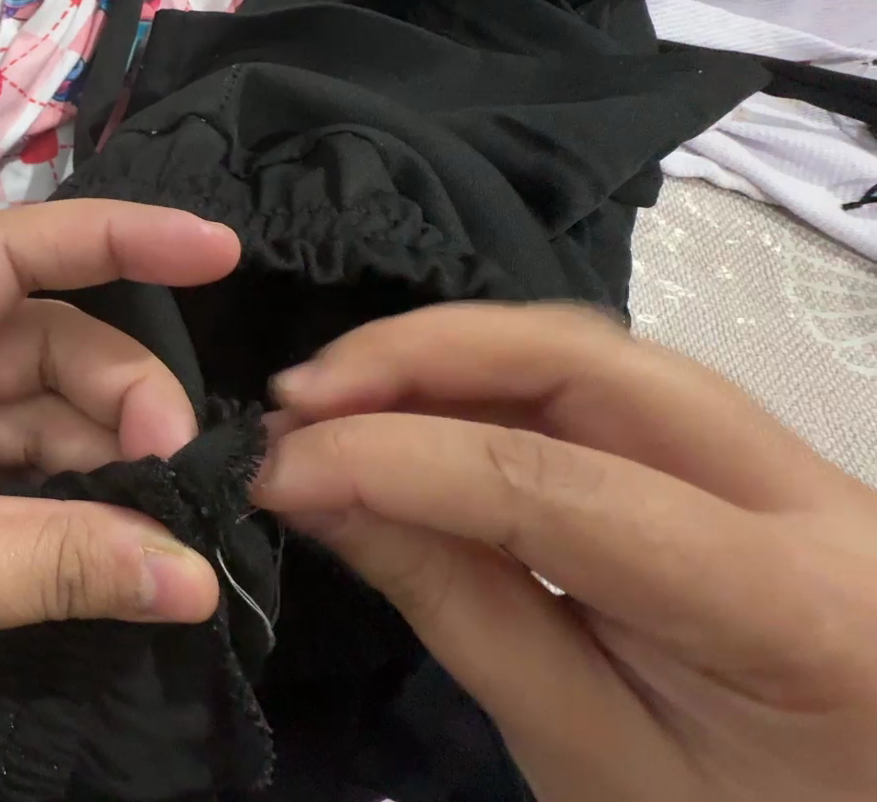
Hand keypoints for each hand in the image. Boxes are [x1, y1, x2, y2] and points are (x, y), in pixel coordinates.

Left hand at [0, 201, 234, 799]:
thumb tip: (196, 575)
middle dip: (124, 393)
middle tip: (186, 471)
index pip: (5, 254)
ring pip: (49, 410)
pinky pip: (32, 469)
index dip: (112, 238)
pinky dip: (83, 497)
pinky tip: (124, 536)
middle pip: (47, 342)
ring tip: (167, 515)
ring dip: (112, 453)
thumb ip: (56, 562)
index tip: (216, 249)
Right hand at [251, 304, 876, 801]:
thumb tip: (302, 483)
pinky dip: (459, 381)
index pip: (554, 486)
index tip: (274, 469)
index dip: (389, 458)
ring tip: (325, 398)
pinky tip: (390, 411)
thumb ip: (439, 593)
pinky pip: (572, 381)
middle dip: (415, 357)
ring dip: (430, 357)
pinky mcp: (728, 453)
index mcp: (796, 610)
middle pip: (582, 360)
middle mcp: (815, 499)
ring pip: (576, 349)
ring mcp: (779, 461)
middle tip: (300, 396)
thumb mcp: (570, 739)